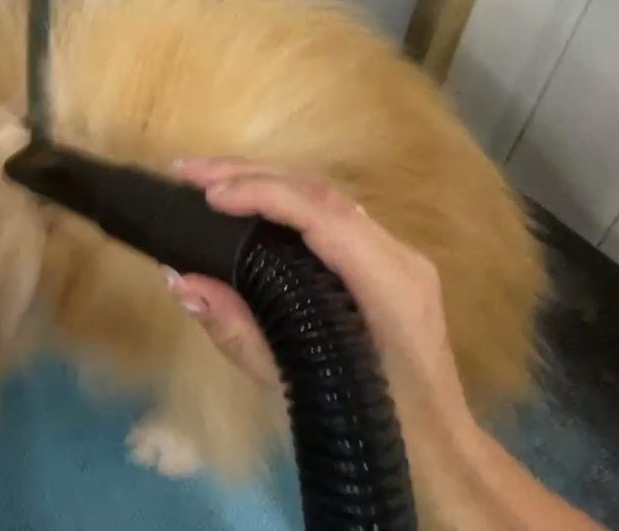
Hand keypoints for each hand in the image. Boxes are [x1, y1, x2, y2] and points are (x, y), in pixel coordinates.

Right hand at [166, 160, 475, 462]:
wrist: (439, 446)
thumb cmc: (372, 424)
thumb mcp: (296, 386)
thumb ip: (237, 331)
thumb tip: (179, 280)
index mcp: (389, 287)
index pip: (322, 215)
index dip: (263, 194)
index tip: (208, 196)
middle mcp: (397, 255)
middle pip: (317, 190)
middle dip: (247, 173)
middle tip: (186, 172)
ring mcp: (393, 250)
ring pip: (319, 191)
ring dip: (257, 177)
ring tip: (201, 177)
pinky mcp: (380, 253)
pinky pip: (323, 208)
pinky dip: (275, 193)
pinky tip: (240, 195)